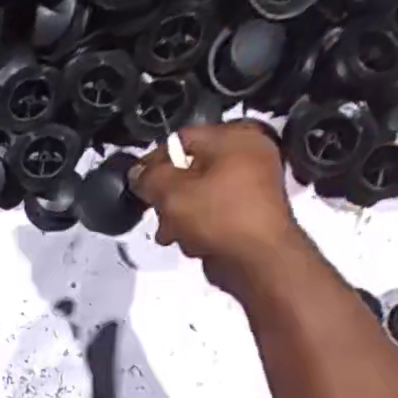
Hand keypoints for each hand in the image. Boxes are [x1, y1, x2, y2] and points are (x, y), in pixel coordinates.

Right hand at [130, 121, 311, 294]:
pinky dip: (200, 225)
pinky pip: (214, 212)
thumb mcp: (171, 193)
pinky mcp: (251, 213)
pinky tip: (193, 240)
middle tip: (158, 212)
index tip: (139, 182)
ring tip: (174, 232)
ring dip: (180, 214)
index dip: (154, 162)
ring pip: (201, 193)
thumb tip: (139, 173)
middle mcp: (249, 156)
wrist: (258, 260)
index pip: (181, 139)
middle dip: (168, 195)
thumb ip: (149, 178)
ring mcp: (254, 185)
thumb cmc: (223, 219)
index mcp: (235, 138)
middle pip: (190, 169)